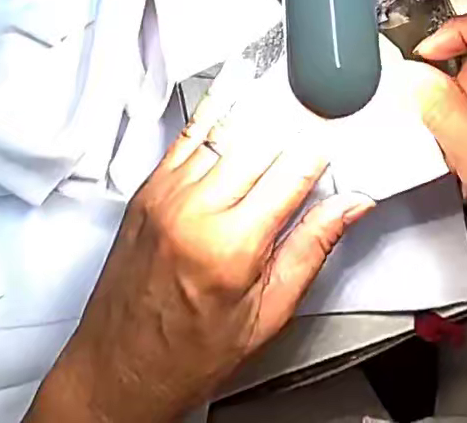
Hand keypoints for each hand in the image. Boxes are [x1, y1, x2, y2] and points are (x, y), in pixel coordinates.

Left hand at [27, 120, 374, 422]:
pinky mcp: (149, 186)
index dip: (320, 149)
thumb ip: (312, 247)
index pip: (292, 174)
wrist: (117, 370)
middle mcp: (196, 211)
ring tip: (286, 97)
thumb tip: (349, 207)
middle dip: (293, 126)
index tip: (336, 136)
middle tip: (317, 114)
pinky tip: (235, 96)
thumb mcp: (268, 313)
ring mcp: (168, 193)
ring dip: (260, 113)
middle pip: (260, 142)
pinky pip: (189, 134)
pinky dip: (217, 112)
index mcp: (232, 248)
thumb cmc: (189, 352)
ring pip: (226, 130)